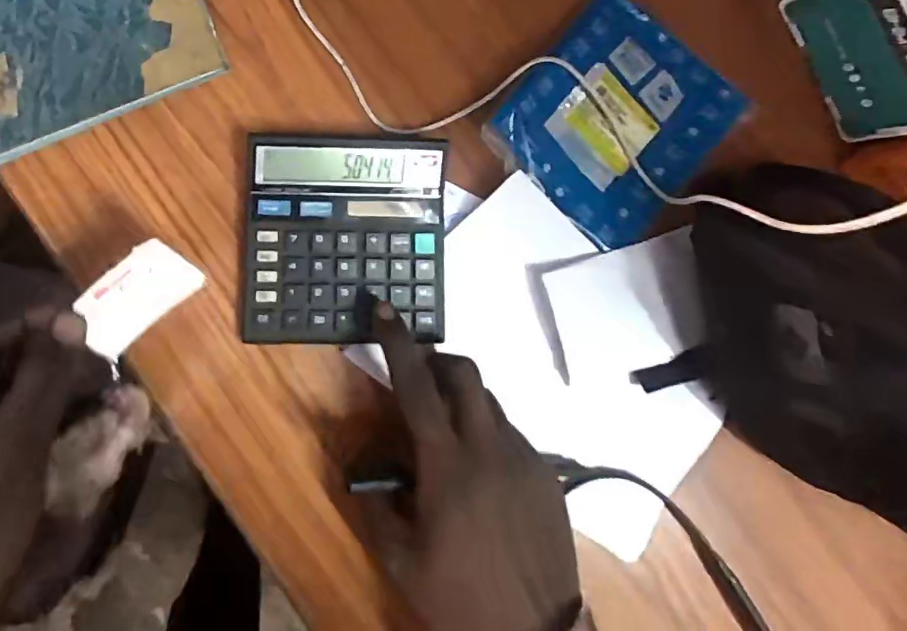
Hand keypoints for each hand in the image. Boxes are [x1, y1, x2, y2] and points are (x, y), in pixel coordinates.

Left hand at [0, 309, 93, 630]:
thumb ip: (41, 381)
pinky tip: (67, 406)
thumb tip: (71, 320)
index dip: (18, 329)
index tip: (65, 319)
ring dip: (38, 382)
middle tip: (78, 342)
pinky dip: (34, 412)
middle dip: (32, 355)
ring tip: (80, 368)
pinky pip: (3, 426)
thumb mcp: (13, 446)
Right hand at [374, 303, 582, 630]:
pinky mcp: (546, 473)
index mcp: (447, 464)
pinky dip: (488, 432)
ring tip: (448, 437)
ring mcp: (523, 456)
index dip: (397, 342)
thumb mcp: (402, 562)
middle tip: (420, 376)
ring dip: (463, 400)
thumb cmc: (461, 599)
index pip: (416, 385)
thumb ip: (375, 507)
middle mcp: (488, 446)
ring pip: (489, 401)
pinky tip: (482, 475)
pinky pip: (511, 433)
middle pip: (464, 372)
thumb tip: (360, 470)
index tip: (385, 308)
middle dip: (438, 359)